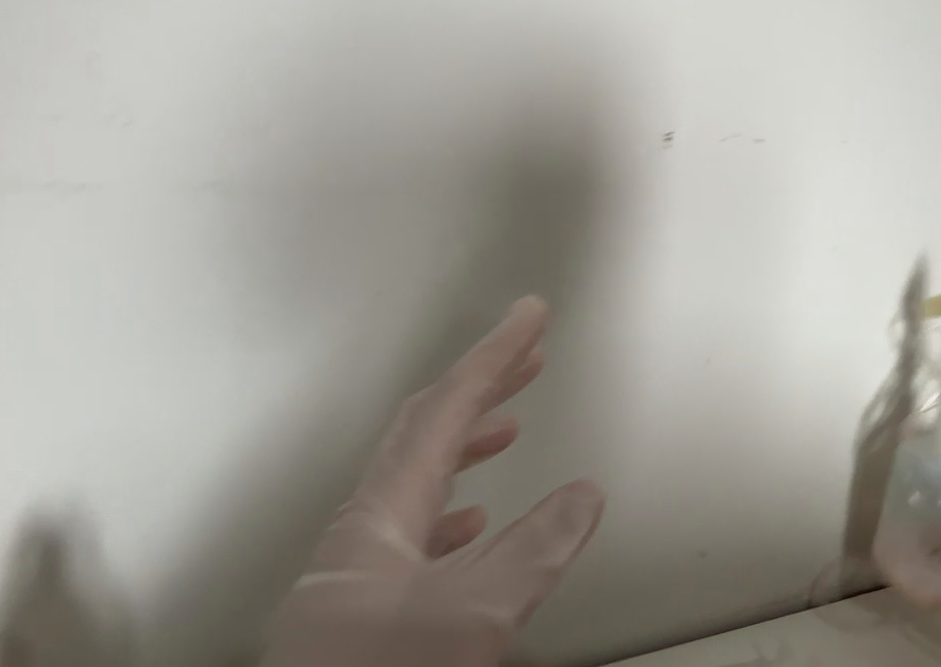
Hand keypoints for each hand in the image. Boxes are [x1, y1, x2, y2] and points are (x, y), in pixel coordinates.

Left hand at [261, 297, 605, 666]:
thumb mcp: (469, 623)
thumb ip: (532, 553)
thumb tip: (584, 492)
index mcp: (379, 515)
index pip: (446, 408)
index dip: (493, 355)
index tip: (531, 315)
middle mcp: (361, 530)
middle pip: (426, 430)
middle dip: (482, 384)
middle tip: (528, 353)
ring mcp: (356, 571)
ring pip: (418, 479)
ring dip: (468, 441)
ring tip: (510, 424)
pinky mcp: (359, 612)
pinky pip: (412, 529)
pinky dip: (452, 505)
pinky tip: (472, 522)